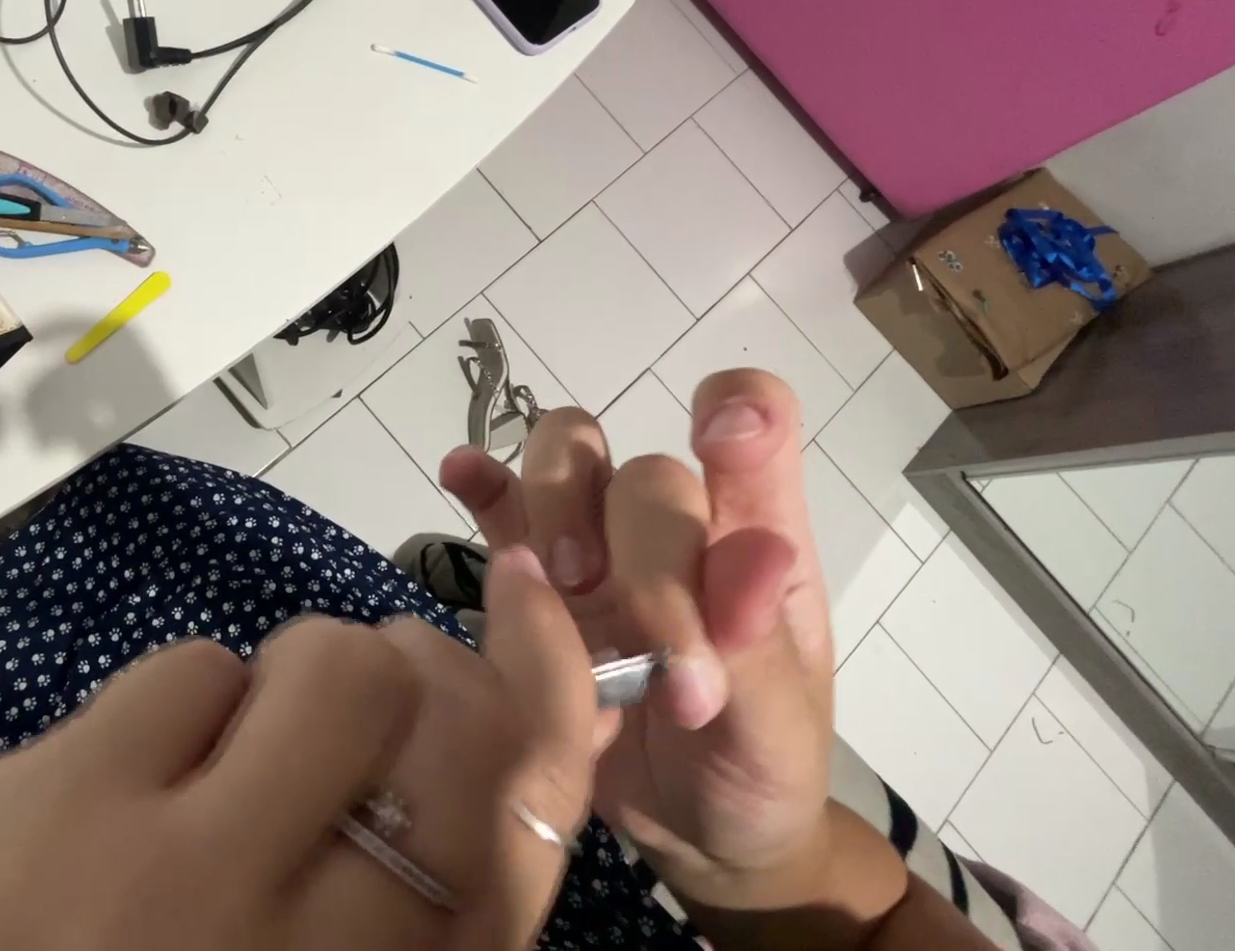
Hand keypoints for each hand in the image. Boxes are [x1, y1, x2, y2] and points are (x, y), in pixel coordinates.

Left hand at [0, 550, 601, 950]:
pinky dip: (182, 705)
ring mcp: (150, 864)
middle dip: (393, 667)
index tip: (522, 595)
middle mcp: (286, 931)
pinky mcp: (41, 797)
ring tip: (226, 756)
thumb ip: (427, 877)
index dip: (540, 673)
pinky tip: (130, 784)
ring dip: (287, 681)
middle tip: (343, 703)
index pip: (519, 802)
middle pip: (406, 691)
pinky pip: (183, 668)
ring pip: (309, 656)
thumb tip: (474, 714)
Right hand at [441, 369, 837, 909]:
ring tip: (562, 582)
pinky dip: (482, 482)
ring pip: (568, 457)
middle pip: (644, 471)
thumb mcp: (775, 732)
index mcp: (754, 547)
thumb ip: (760, 651)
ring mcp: (597, 547)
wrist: (688, 823)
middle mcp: (673, 530)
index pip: (755, 433)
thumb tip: (754, 558)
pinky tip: (460, 474)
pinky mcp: (536, 579)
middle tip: (639, 638)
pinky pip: (500, 507)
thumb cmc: (755, 771)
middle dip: (642, 549)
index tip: (717, 438)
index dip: (739, 412)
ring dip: (557, 501)